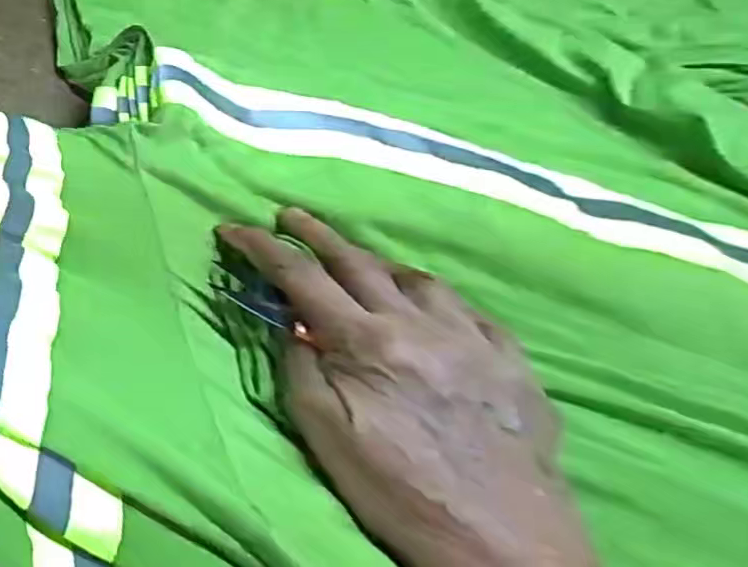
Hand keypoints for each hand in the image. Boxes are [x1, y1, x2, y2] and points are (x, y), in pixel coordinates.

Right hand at [219, 209, 597, 566]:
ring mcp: (474, 344)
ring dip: (376, 263)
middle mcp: (420, 327)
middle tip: (288, 216)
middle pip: (356, 260)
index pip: (299, 275)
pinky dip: (438, 298)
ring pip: (416, 279)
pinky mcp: (516, 369)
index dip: (259, 246)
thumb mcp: (321, 430)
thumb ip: (299, 363)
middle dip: (313, 233)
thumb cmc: (398, 494)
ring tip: (358, 263)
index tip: (231, 227)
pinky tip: (428, 306)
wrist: (509, 558)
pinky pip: (473, 312)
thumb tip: (290, 322)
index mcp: (367, 342)